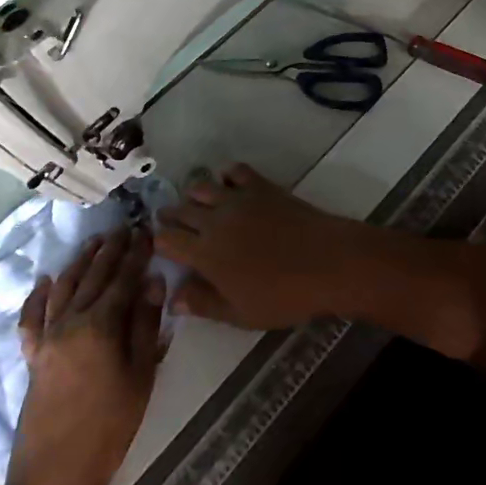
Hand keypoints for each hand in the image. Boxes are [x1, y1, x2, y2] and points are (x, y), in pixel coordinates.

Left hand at [11, 227, 167, 484]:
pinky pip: (33, 317)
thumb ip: (145, 325)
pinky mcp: (33, 355)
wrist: (56, 471)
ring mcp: (48, 336)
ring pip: (64, 287)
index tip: (146, 231)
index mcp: (101, 324)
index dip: (136, 254)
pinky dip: (38, 296)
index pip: (122, 278)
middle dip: (110, 250)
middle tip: (122, 228)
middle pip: (92, 276)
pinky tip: (44, 281)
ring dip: (79, 262)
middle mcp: (71, 320)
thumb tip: (153, 281)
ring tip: (93, 243)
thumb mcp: (140, 376)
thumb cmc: (109, 425)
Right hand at [155, 164, 367, 329]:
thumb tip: (173, 298)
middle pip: (181, 210)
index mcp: (205, 253)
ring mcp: (237, 199)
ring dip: (193, 194)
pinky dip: (226, 175)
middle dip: (171, 215)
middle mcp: (214, 220)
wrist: (327, 262)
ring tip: (193, 201)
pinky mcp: (260, 186)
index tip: (158, 244)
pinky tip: (227, 182)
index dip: (159, 241)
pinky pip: (235, 171)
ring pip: (202, 187)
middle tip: (168, 219)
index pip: (168, 240)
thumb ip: (204, 303)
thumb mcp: (240, 314)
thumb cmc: (283, 296)